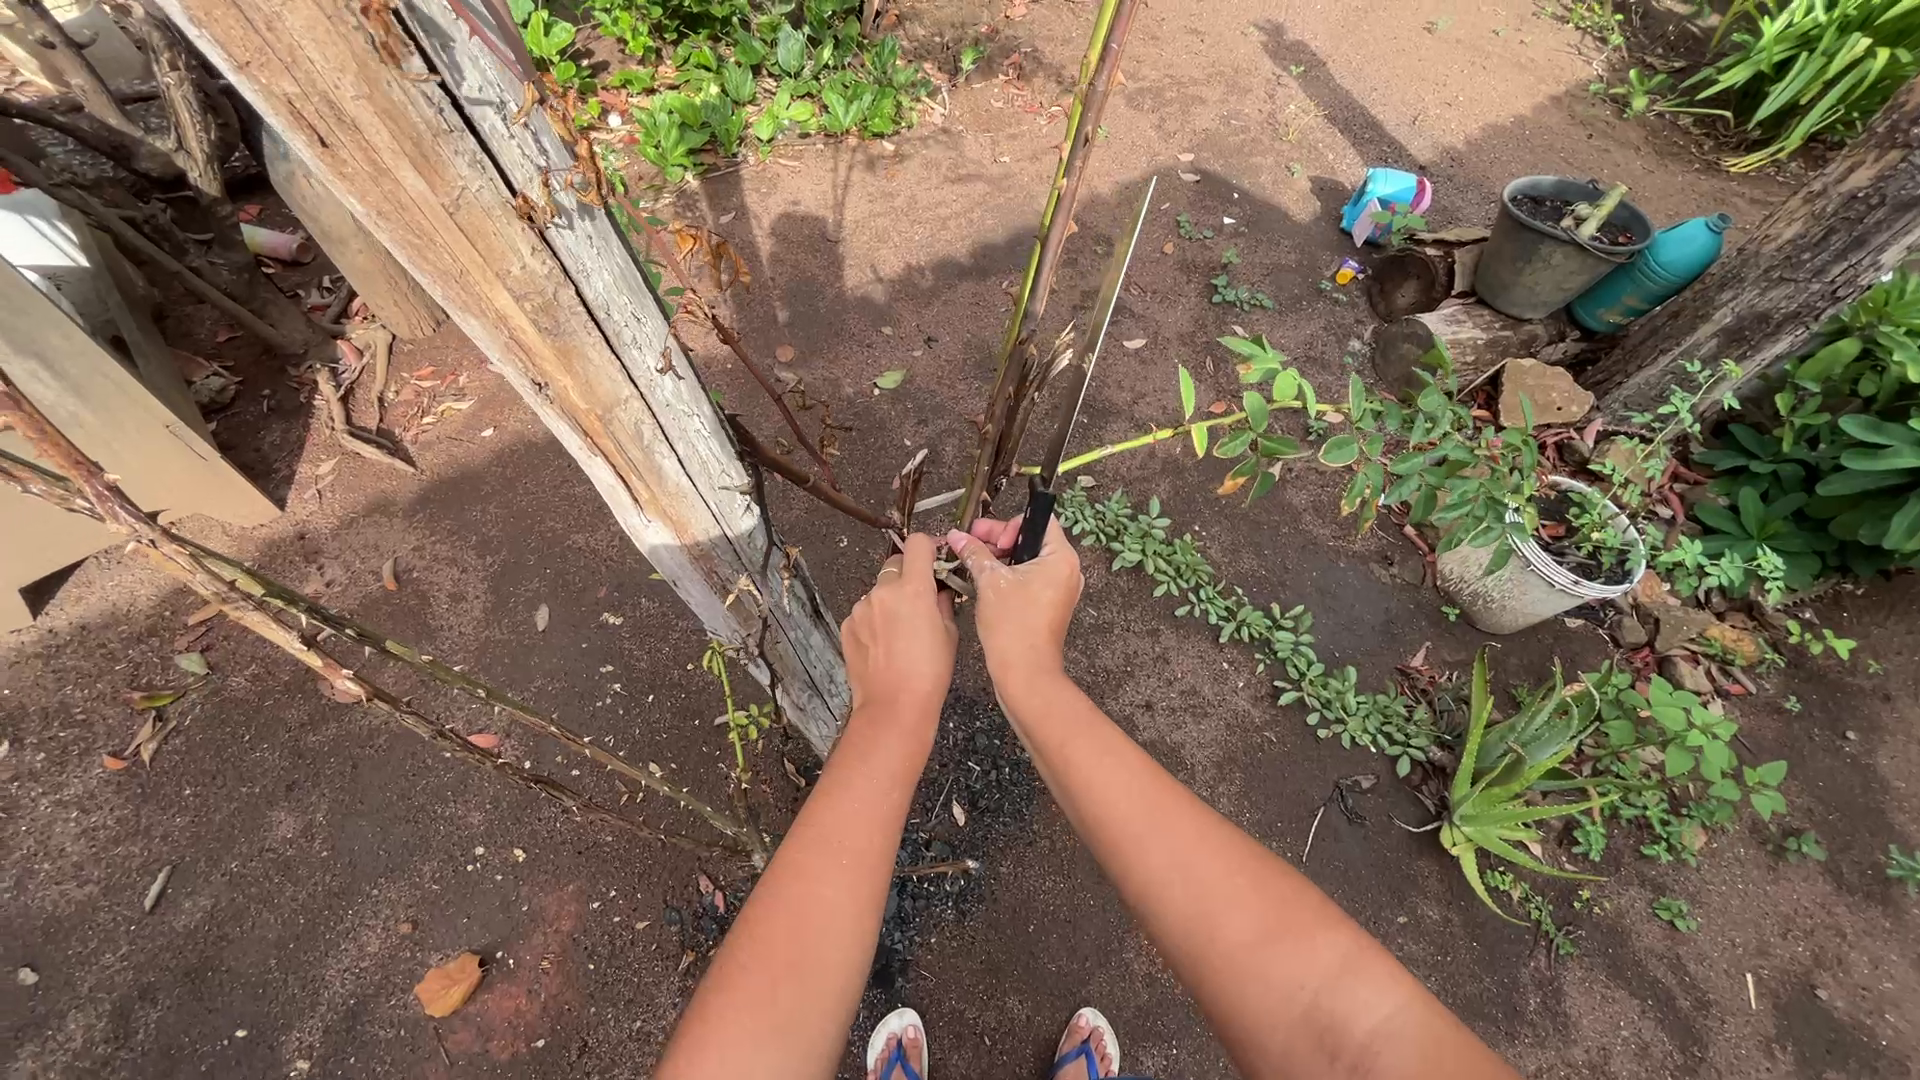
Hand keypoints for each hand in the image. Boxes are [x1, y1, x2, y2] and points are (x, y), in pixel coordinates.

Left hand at [840, 533, 957, 725]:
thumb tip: (940, 588)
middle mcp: (883, 591)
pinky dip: (874, 620)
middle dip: (908, 575)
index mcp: (914, 588)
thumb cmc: (929, 673)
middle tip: (920, 600)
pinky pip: (864, 612)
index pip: (918, 543)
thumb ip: (943, 602)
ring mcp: (861, 607)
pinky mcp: (847, 624)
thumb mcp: (950, 634)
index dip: (928, 548)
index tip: (934, 559)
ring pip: (879, 590)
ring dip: (890, 600)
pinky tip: (884, 645)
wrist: (893, 706)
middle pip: (895, 564)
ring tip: (901, 632)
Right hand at [944, 513, 1081, 684]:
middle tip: (971, 543)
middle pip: (1031, 538)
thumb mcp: (989, 581)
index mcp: (1061, 558)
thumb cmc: (1013, 626)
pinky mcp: (1049, 604)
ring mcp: (1059, 589)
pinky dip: (1009, 575)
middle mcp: (1067, 570)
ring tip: (974, 563)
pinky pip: (1030, 578)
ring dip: (1000, 557)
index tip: (984, 536)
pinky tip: (985, 580)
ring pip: (1028, 560)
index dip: (1008, 523)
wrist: (1024, 672)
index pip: (1039, 520)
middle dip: (999, 539)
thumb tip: (957, 536)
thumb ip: (974, 552)